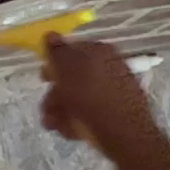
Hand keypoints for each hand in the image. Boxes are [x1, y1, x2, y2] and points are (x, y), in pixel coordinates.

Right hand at [41, 34, 164, 148]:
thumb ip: (57, 52)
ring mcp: (114, 90)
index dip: (54, 63)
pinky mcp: (117, 112)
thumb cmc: (91, 99)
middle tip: (45, 108)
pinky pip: (91, 111)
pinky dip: (77, 120)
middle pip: (73, 77)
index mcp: (99, 51)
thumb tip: (50, 34)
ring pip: (79, 97)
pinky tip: (69, 131)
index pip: (71, 50)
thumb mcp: (67, 70)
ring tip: (52, 124)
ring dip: (60, 110)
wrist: (125, 135)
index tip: (44, 78)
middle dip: (55, 93)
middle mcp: (109, 67)